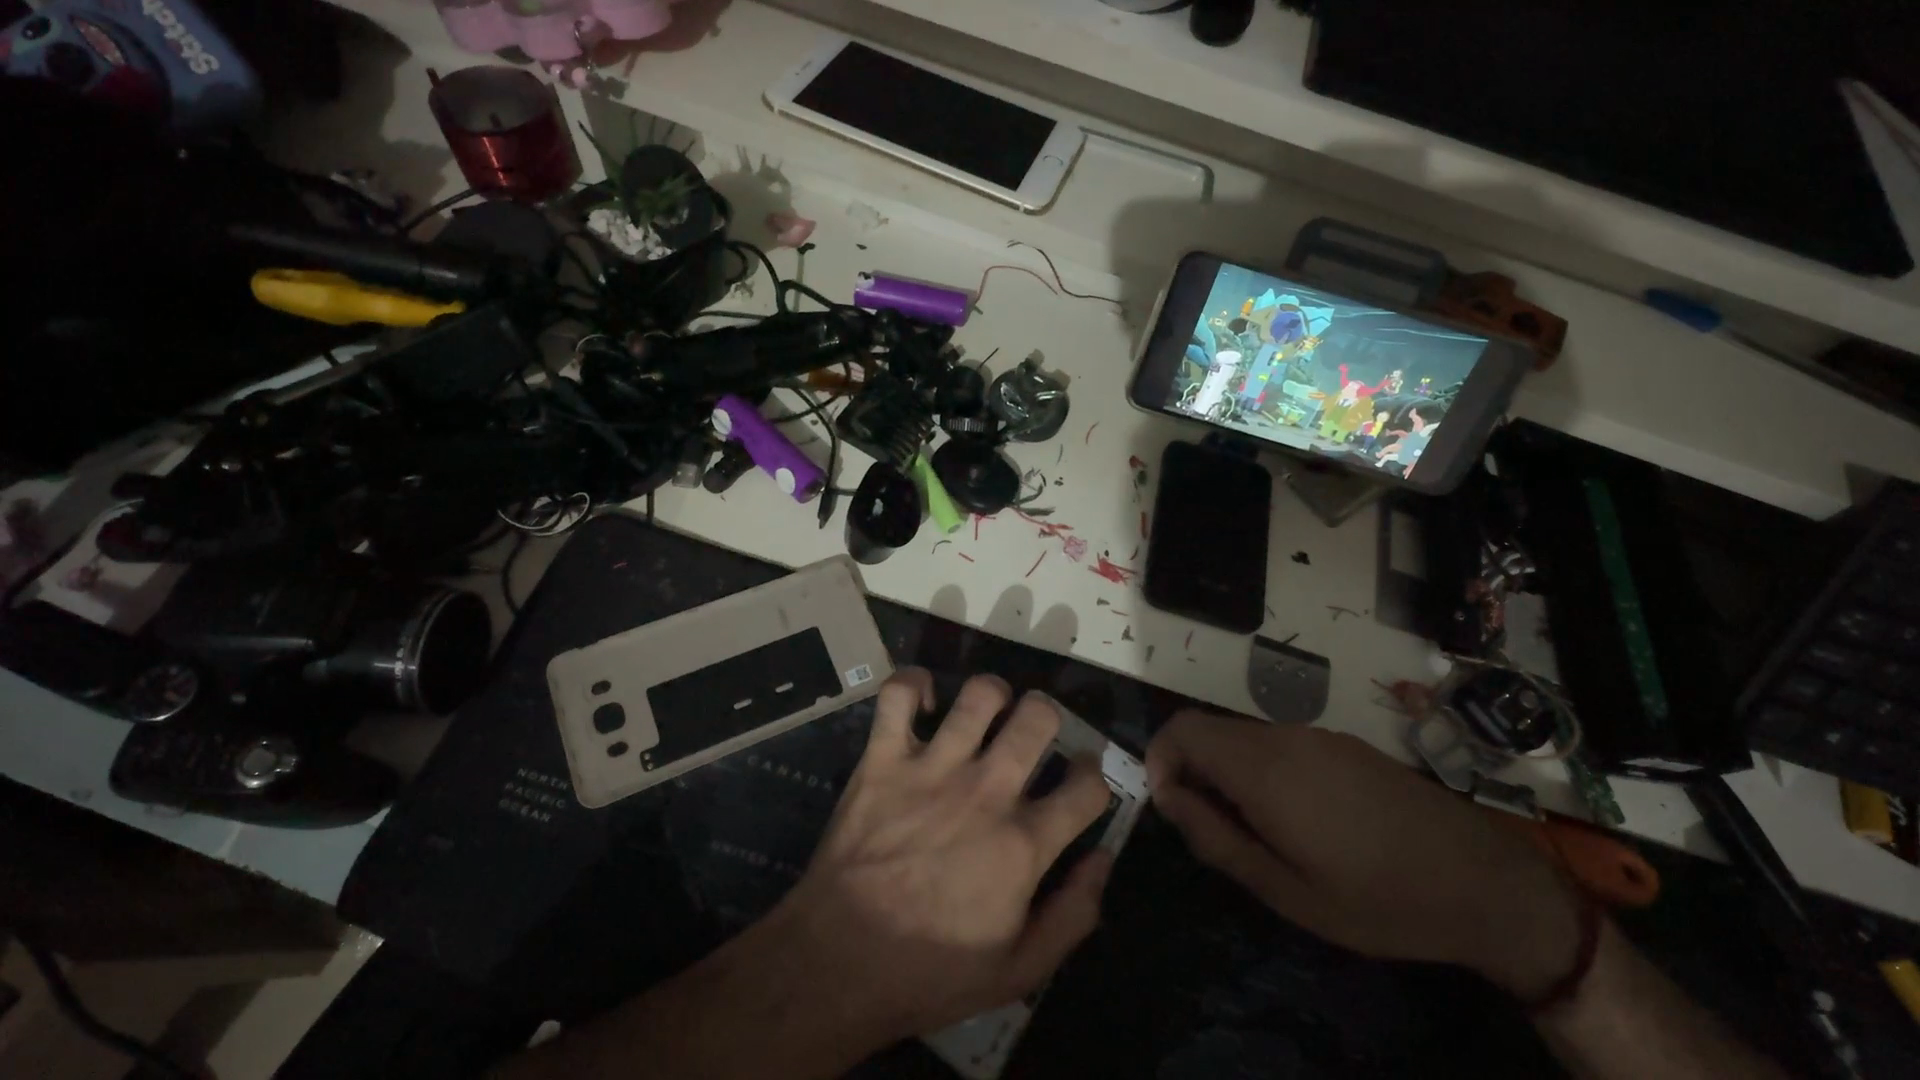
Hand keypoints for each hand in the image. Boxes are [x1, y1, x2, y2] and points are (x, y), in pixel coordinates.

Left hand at [763, 670, 1114, 1039]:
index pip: (1088, 785)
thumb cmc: (929, 972)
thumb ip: (1073, 915)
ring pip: (981, 694)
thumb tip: (1102, 857)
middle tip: (1035, 739)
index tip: (1081, 784)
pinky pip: (899, 694)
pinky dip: (914, 685)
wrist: (837, 961)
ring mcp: (932, 768)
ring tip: (988, 714)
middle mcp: (986, 792)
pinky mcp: (882, 758)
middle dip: (1049, 719)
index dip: (1094, 779)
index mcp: (1023, 843)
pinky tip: (924, 703)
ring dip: (994, 695)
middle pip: (1040, 717)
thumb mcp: (1018, 972)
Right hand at [1146, 711, 1581, 997]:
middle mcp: (1287, 737)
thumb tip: (1167, 798)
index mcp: (1265, 768)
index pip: (1182, 729)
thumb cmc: (1377, 899)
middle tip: (1212, 831)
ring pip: (1245, 738)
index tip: (1172, 808)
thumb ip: (1216, 838)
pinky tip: (1299, 821)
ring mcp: (1320, 736)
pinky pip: (1280, 744)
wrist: (1485, 884)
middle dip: (1192, 770)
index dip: (1159, 760)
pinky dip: (1262, 770)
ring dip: (1228, 773)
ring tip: (1257, 833)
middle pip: (1211, 730)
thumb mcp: (1285, 890)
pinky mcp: (1345, 745)